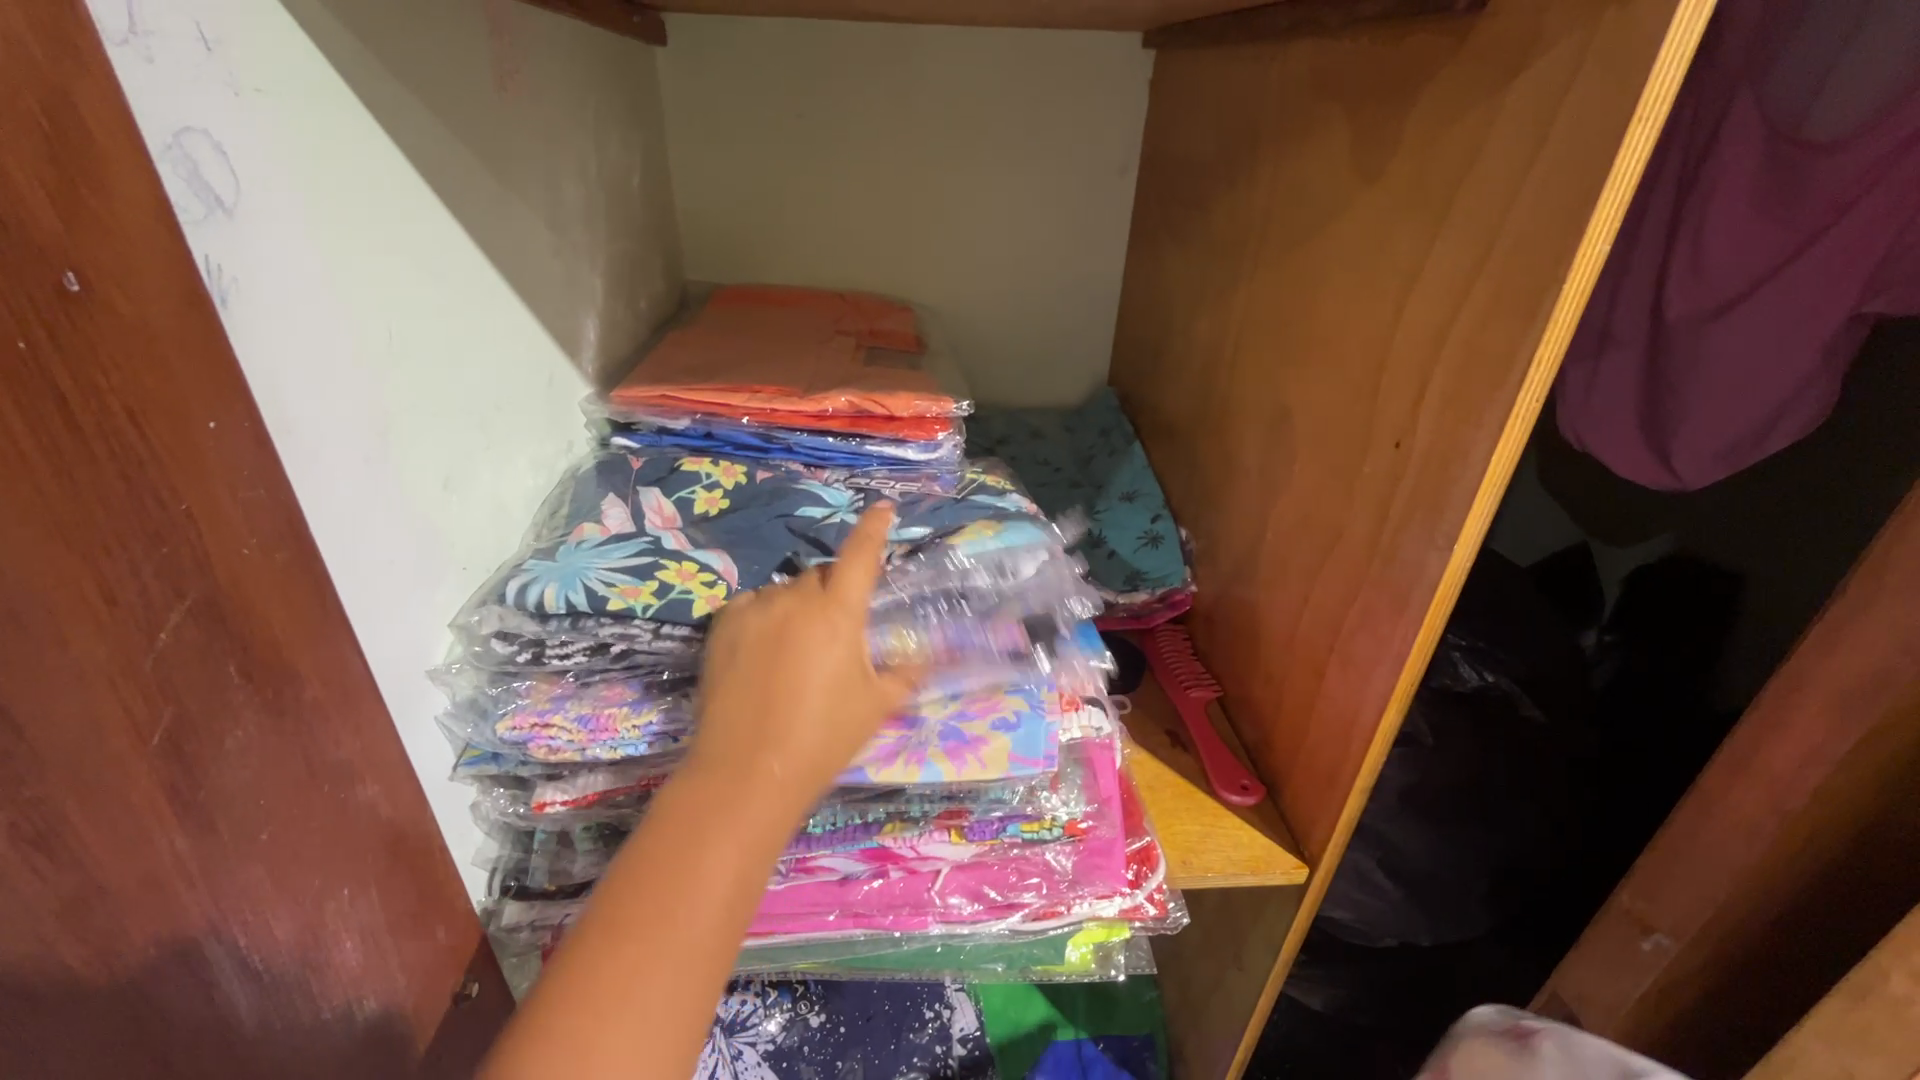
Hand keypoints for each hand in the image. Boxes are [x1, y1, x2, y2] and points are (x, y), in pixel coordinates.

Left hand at [686, 504, 918, 821]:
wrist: (747, 770)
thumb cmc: (823, 738)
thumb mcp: (876, 707)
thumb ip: (905, 674)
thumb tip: (922, 658)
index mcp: (839, 613)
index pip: (862, 555)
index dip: (874, 529)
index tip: (884, 508)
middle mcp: (797, 600)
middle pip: (821, 575)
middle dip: (834, 590)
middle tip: (836, 632)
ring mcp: (755, 610)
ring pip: (786, 592)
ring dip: (798, 607)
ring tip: (796, 652)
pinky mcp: (722, 625)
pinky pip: (752, 605)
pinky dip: (764, 617)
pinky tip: (763, 653)